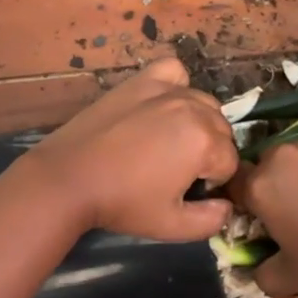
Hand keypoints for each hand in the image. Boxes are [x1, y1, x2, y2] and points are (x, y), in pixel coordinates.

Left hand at [13, 59, 238, 240]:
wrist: (68, 178)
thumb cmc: (122, 203)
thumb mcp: (172, 226)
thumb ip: (211, 220)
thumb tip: (227, 206)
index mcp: (204, 143)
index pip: (230, 162)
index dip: (213, 182)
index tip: (188, 191)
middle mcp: (192, 109)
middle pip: (221, 130)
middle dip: (209, 152)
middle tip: (178, 172)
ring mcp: (166, 90)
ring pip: (204, 103)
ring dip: (198, 122)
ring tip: (171, 143)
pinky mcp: (141, 81)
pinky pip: (174, 72)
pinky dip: (177, 85)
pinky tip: (165, 105)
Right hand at [228, 134, 297, 295]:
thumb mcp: (293, 278)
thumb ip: (260, 274)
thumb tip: (250, 270)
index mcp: (261, 186)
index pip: (233, 185)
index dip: (243, 204)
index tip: (259, 222)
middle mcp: (283, 156)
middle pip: (265, 168)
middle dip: (273, 187)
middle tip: (294, 215)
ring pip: (296, 158)